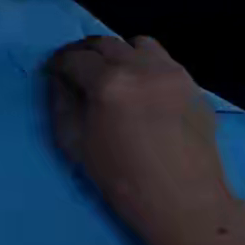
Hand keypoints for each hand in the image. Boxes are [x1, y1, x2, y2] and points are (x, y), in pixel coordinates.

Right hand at [46, 35, 244, 244]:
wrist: (184, 202)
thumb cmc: (119, 176)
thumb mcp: (72, 139)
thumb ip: (60, 100)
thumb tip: (59, 78)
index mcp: (109, 83)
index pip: (72, 57)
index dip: (56, 64)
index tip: (51, 74)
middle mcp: (142, 69)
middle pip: (104, 43)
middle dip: (83, 53)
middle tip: (74, 70)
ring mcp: (173, 75)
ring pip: (137, 44)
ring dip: (117, 53)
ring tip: (110, 74)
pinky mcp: (193, 86)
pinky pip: (162, 60)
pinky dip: (143, 64)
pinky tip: (138, 88)